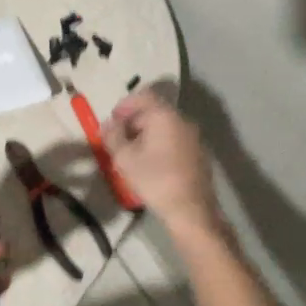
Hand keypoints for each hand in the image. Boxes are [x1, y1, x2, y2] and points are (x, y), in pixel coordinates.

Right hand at [105, 89, 220, 230]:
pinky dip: (160, 142)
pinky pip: (175, 138)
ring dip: (146, 133)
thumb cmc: (155, 180)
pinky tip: (151, 162)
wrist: (190, 209)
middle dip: (134, 120)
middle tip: (118, 137)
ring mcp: (194, 136)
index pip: (144, 96)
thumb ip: (113, 136)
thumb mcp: (125, 159)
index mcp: (165, 116)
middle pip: (155, 110)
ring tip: (132, 152)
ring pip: (165, 126)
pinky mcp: (199, 153)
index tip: (112, 119)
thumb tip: (107, 124)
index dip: (125, 104)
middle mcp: (182, 120)